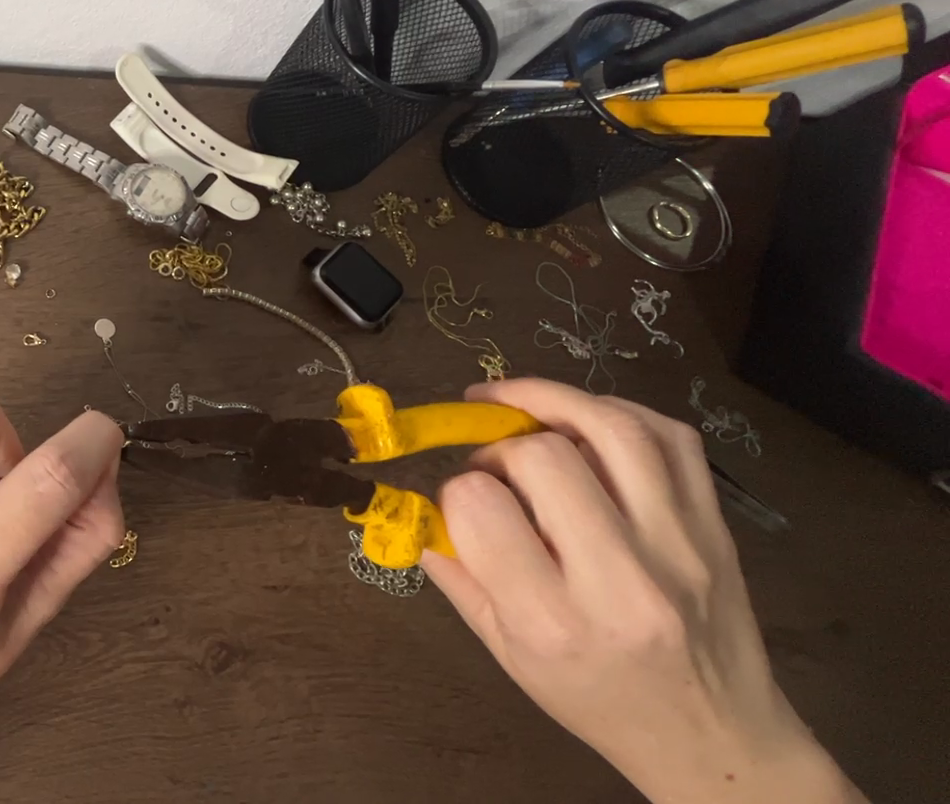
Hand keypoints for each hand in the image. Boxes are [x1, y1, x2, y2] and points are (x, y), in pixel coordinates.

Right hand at [423, 378, 861, 803]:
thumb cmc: (595, 697)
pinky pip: (670, 438)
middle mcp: (621, 576)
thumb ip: (455, 571)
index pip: (479, 505)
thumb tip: (417, 505)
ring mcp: (680, 546)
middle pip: (540, 456)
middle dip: (496, 446)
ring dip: (548, 398)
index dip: (455, 489)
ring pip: (612, 430)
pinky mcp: (715, 528)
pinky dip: (613, 409)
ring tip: (510, 400)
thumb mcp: (503, 649)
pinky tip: (580, 418)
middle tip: (490, 465)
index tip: (458, 503)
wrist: (721, 741)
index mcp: (553, 616)